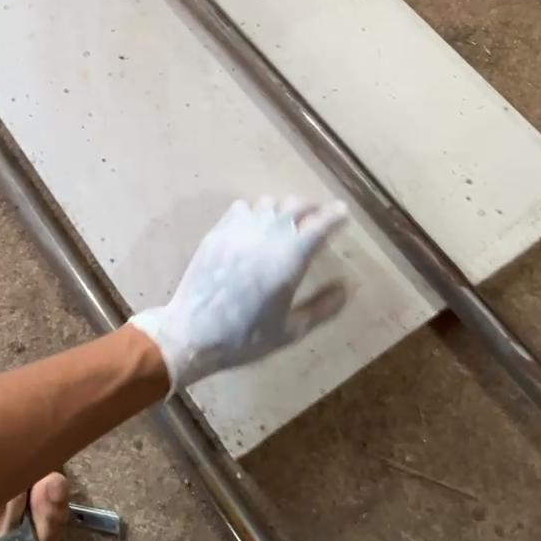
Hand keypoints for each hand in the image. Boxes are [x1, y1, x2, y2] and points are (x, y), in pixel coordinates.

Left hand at [128, 197, 349, 390]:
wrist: (194, 331)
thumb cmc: (247, 337)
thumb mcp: (292, 330)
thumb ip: (322, 307)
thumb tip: (345, 288)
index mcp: (288, 259)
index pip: (318, 226)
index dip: (334, 216)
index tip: (343, 213)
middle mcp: (265, 237)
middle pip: (294, 207)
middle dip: (311, 208)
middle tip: (320, 217)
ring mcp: (237, 231)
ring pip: (266, 203)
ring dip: (283, 207)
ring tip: (289, 219)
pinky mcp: (216, 233)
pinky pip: (240, 208)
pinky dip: (255, 210)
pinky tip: (257, 224)